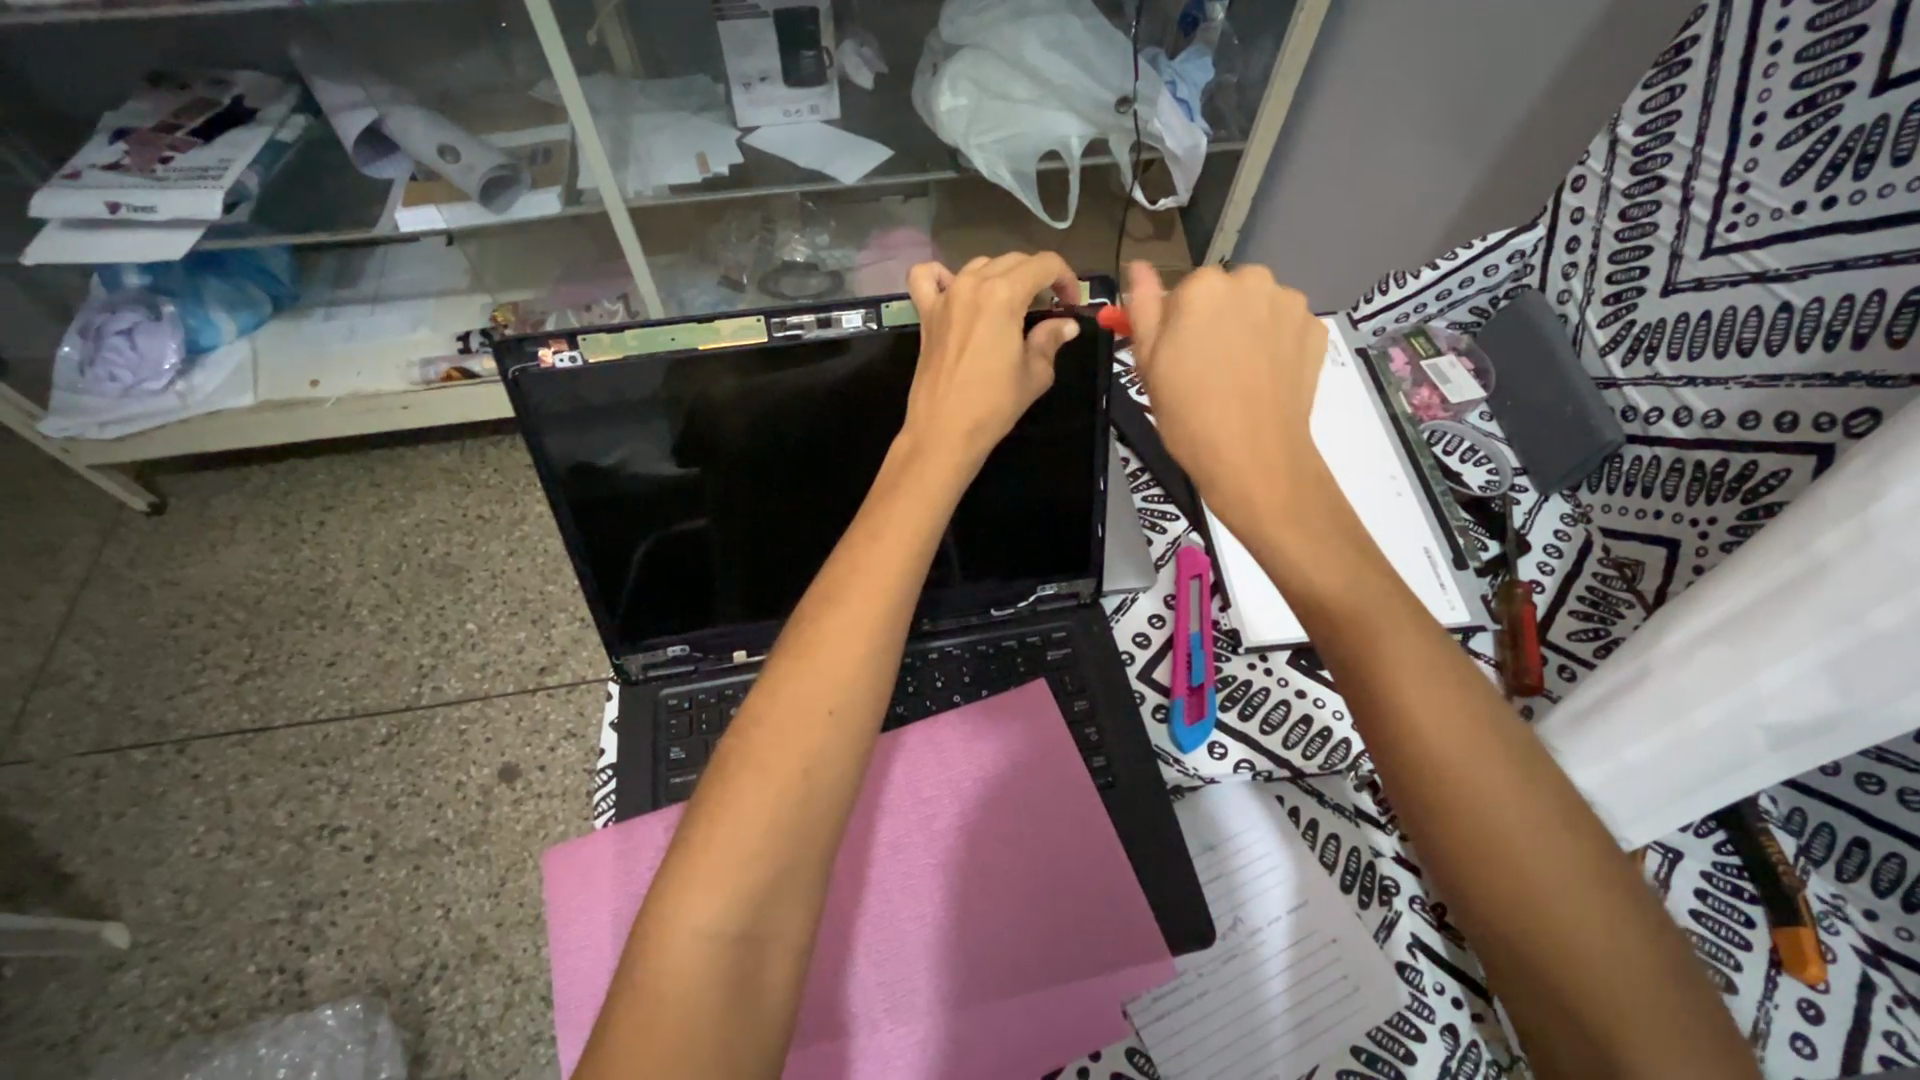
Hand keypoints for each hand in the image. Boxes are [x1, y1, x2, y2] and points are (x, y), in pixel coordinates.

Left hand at [900, 252, 1082, 467]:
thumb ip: (1050, 339)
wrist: (945, 430)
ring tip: (1012, 304)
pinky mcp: (926, 313)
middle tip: (1048, 309)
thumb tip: (1066, 325)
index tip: (1071, 303)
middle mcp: (973, 284)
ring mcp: (945, 296)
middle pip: (1014, 261)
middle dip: (1038, 278)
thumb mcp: (1035, 373)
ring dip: (1001, 277)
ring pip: (979, 265)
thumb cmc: (994, 404)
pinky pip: (927, 276)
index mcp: (1004, 294)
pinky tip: (956, 290)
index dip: (1067, 278)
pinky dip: (942, 275)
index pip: (1045, 264)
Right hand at [1125, 261, 1329, 533]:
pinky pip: (1287, 327)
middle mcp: (1251, 280)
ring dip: (1250, 328)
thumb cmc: (1188, 413)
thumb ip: (1144, 305)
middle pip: (1227, 292)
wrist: (1253, 456)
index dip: (1179, 323)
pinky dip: (1278, 344)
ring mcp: (1290, 304)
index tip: (1178, 356)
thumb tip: (1138, 266)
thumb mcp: (1149, 362)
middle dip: (1218, 319)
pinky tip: (1266, 379)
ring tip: (1240, 375)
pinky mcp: (1316, 330)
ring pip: (1259, 306)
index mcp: (1203, 286)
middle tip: (1208, 368)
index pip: (1185, 290)